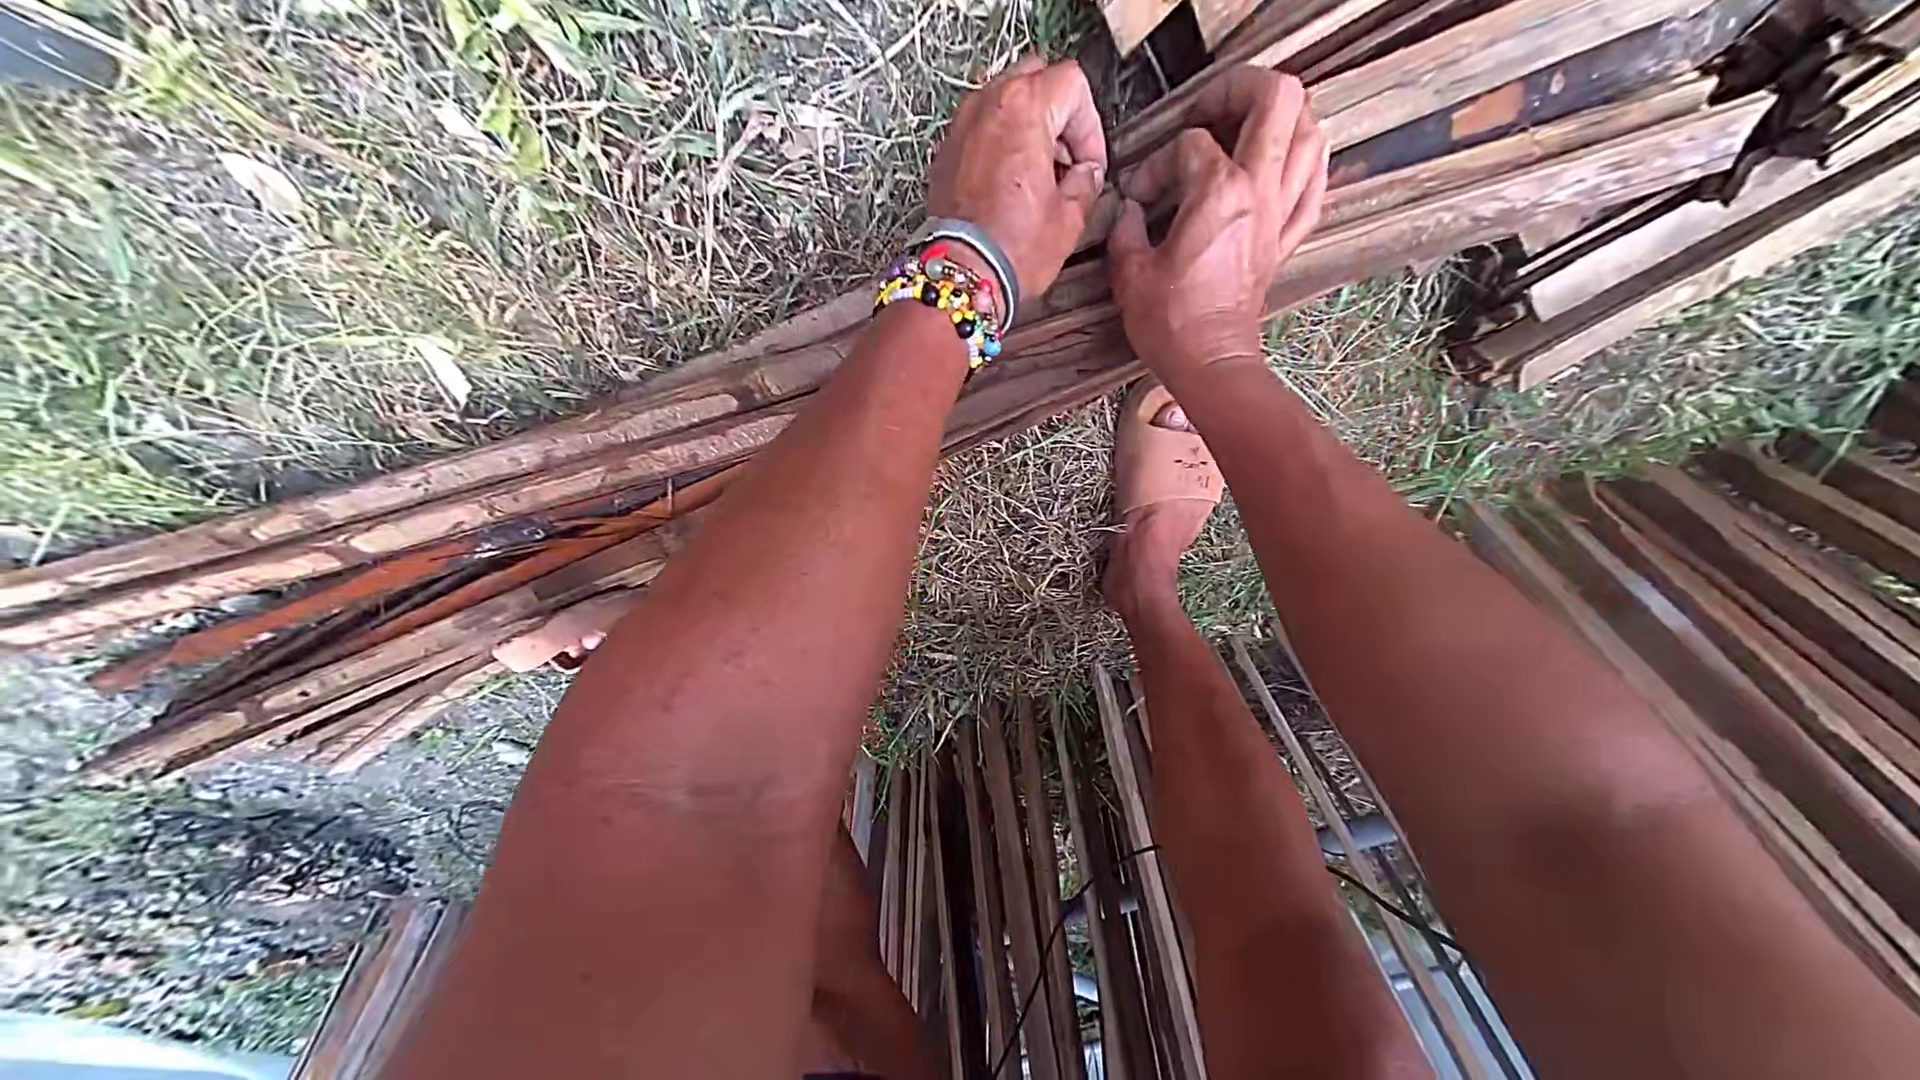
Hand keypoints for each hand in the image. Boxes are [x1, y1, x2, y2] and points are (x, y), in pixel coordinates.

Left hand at [928, 56, 1107, 299]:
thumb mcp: (1069, 218)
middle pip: (1035, 81)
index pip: (1072, 85)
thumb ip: (1086, 182)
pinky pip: (979, 132)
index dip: (1090, 126)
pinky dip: (998, 146)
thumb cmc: (1008, 249)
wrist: (963, 276)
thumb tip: (1086, 174)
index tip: (1090, 163)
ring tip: (1038, 176)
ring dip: (1027, 130)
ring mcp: (961, 128)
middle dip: (1058, 118)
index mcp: (1024, 108)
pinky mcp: (945, 154)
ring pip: (1004, 103)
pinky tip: (1009, 186)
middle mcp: (987, 105)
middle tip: (1067, 163)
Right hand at [1107, 67, 1326, 373]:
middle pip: (1276, 99)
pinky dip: (1305, 163)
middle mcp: (1258, 192)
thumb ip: (1126, 231)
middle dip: (1240, 89)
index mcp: (1217, 194)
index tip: (1140, 195)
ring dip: (1281, 118)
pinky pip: (1314, 184)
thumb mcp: (1129, 274)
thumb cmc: (1171, 324)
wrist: (1208, 361)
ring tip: (1246, 128)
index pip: (1189, 144)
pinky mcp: (1285, 239)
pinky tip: (1285, 163)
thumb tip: (1130, 213)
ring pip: (1309, 131)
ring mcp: (1278, 214)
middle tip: (1209, 109)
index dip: (1157, 163)